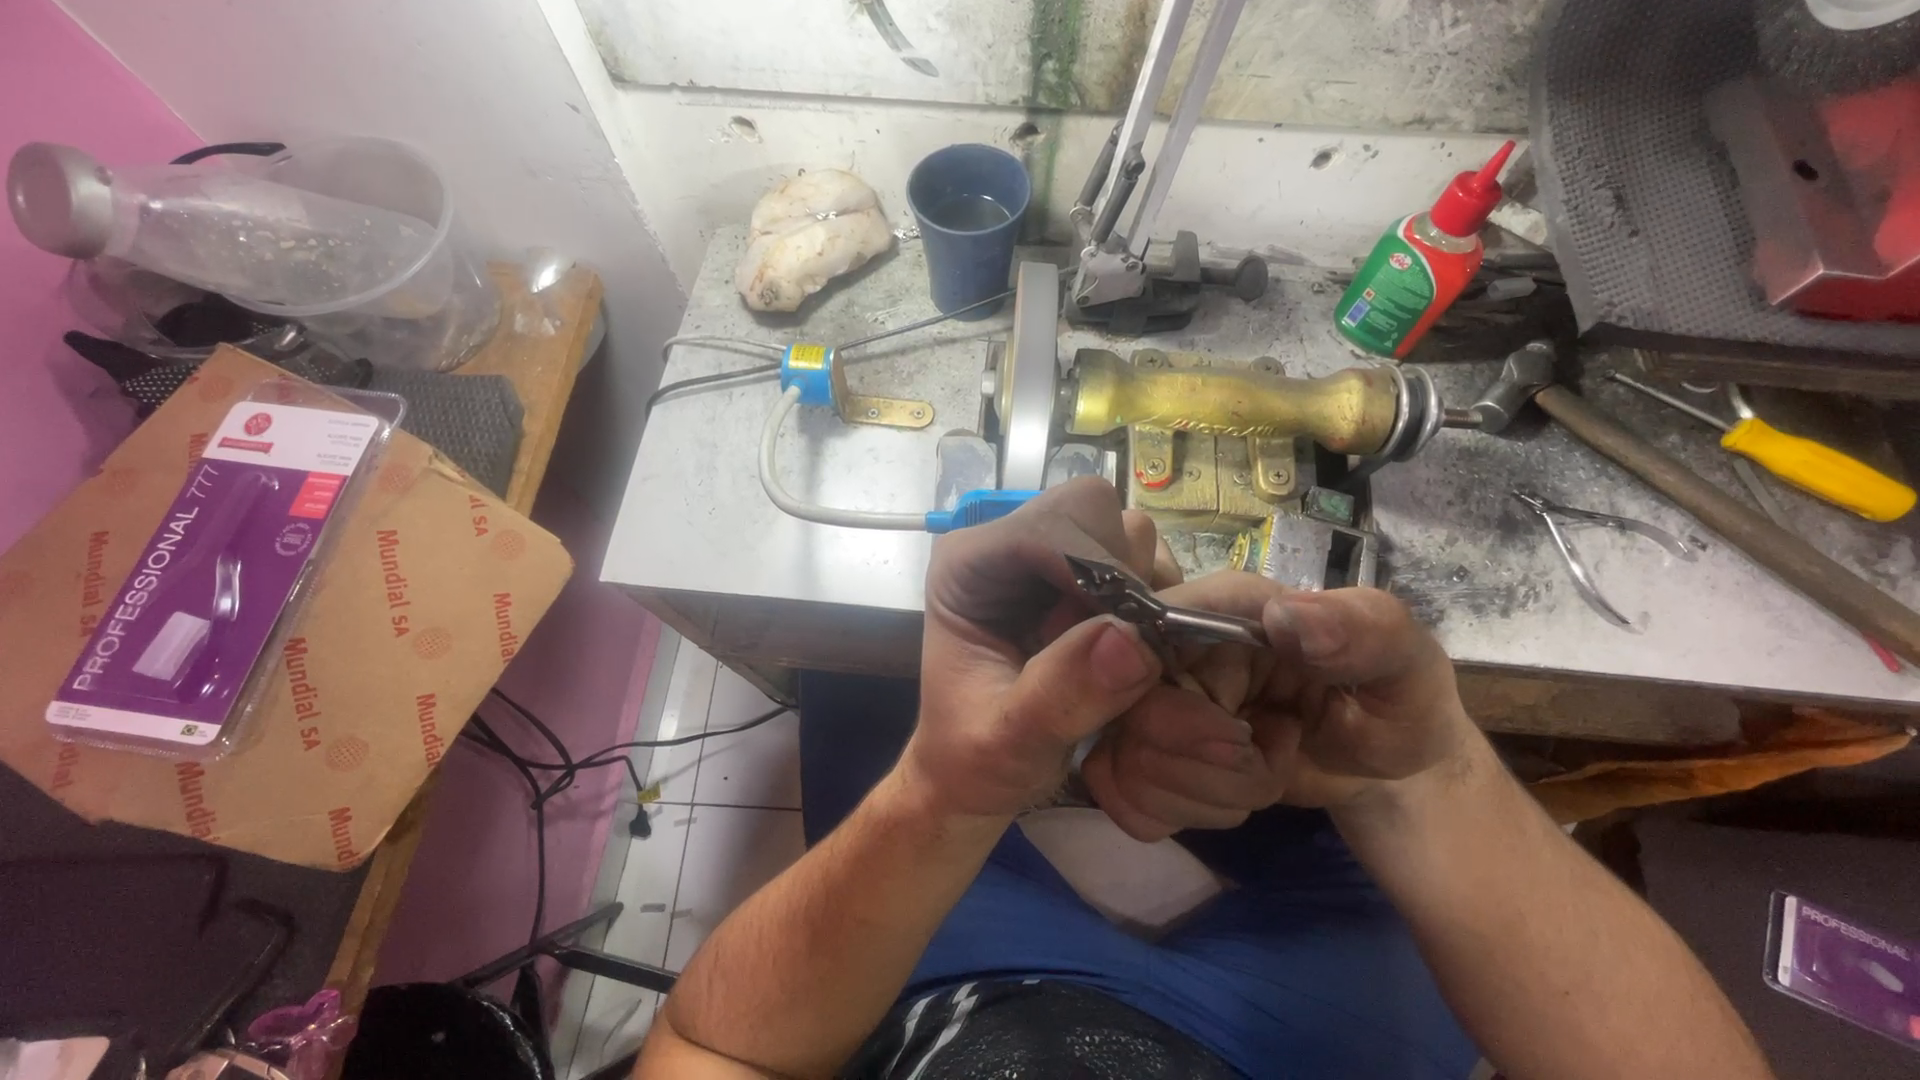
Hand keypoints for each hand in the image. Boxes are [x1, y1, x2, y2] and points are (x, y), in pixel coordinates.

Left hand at [902, 478, 1176, 818]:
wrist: (977, 779)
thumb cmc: (975, 759)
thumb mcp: (1008, 742)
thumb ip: (1061, 693)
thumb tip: (1132, 637)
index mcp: (966, 565)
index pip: (1047, 524)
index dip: (1096, 570)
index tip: (1123, 634)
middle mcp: (1007, 545)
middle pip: (1092, 510)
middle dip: (1120, 574)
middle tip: (1116, 649)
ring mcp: (1051, 557)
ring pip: (1126, 532)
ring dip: (1141, 591)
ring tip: (1114, 658)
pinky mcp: (1084, 579)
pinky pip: (1143, 563)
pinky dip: (1154, 604)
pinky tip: (1129, 655)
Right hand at [1082, 572, 1478, 840]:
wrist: (1382, 768)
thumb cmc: (1391, 702)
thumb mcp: (1402, 661)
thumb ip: (1361, 630)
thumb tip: (1287, 616)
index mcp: (1221, 606)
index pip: (1145, 634)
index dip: (1176, 696)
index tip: (1238, 734)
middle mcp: (1169, 648)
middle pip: (1128, 712)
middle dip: (1210, 762)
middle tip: (1272, 752)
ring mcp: (1148, 703)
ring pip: (1125, 762)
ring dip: (1209, 793)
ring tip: (1263, 772)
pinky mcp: (1142, 753)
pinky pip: (1121, 797)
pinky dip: (1181, 814)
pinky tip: (1226, 798)